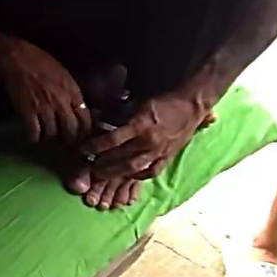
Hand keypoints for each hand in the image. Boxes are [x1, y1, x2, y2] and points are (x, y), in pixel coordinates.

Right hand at [0, 39, 89, 143]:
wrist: (18, 58)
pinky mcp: (28, 111)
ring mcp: (44, 108)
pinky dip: (34, 137)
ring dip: (50, 139)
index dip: (85, 133)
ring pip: (53, 133)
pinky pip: (34, 132)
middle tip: (64, 144)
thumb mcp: (64, 74)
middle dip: (68, 140)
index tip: (81, 138)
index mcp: (73, 92)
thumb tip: (79, 107)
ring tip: (47, 139)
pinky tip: (32, 136)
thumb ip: (72, 92)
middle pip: (71, 130)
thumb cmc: (41, 62)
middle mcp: (61, 102)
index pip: (86, 119)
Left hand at [83, 92, 206, 179]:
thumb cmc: (162, 100)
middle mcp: (150, 141)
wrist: (192, 103)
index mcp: (141, 125)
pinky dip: (137, 176)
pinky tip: (126, 176)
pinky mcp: (168, 157)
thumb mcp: (138, 103)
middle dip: (102, 163)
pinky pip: (150, 171)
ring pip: (133, 168)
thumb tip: (99, 118)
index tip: (84, 150)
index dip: (96, 146)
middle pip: (120, 157)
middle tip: (88, 166)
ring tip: (101, 175)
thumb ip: (121, 114)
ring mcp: (160, 151)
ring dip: (115, 173)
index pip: (113, 139)